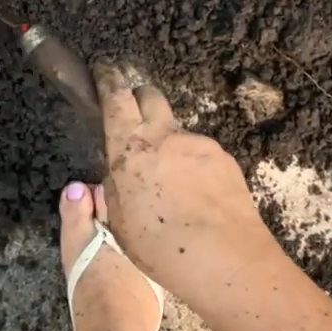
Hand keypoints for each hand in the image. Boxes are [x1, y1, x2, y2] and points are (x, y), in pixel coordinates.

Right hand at [94, 66, 285, 293]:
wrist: (227, 260)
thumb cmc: (161, 247)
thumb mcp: (118, 219)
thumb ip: (115, 185)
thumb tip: (118, 169)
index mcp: (130, 148)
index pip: (116, 95)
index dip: (108, 78)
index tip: (104, 70)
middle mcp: (165, 135)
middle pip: (150, 94)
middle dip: (138, 98)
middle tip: (133, 119)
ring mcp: (199, 144)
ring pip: (177, 129)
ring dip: (168, 142)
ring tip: (170, 181)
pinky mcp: (225, 158)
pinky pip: (201, 153)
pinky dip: (193, 165)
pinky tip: (195, 195)